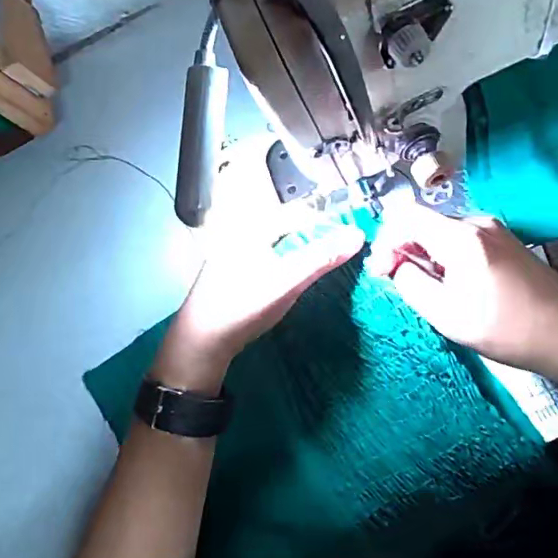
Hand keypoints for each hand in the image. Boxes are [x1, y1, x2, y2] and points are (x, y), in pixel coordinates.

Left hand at [154, 222, 365, 392]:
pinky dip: (291, 264)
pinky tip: (301, 279)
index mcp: (251, 226)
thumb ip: (322, 257)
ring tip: (330, 264)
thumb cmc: (241, 308)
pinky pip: (273, 259)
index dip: (328, 222)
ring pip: (282, 244)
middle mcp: (241, 233)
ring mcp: (236, 253)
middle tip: (345, 251)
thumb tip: (357, 235)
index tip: (352, 236)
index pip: (299, 213)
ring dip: (306, 252)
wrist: (200, 344)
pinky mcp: (236, 272)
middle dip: (319, 237)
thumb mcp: (287, 281)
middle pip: (291, 227)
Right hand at [370, 203, 557, 398]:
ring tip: (434, 296)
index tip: (384, 273)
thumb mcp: (448, 315)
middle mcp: (478, 222)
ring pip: (443, 235)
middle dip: (406, 251)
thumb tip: (395, 264)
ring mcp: (495, 230)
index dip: (385, 241)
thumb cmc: (508, 329)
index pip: (405, 216)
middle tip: (403, 288)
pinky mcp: (505, 243)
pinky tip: (459, 291)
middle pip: (424, 224)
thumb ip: (412, 283)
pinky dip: (449, 262)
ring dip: (428, 259)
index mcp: (461, 236)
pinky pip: (463, 243)